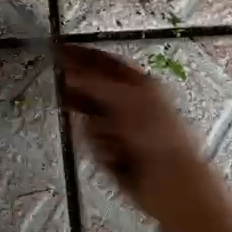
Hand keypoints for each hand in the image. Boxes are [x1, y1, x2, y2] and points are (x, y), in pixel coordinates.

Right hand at [60, 45, 207, 218]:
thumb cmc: (157, 134)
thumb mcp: (124, 98)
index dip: (82, 55)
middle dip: (78, 88)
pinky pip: (95, 141)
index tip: (60, 50)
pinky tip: (112, 152)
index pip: (104, 62)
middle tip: (61, 85)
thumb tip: (71, 74)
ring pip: (92, 116)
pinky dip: (98, 145)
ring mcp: (123, 128)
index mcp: (141, 84)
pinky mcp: (115, 151)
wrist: (171, 181)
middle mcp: (132, 103)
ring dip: (91, 122)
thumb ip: (94, 83)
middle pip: (94, 88)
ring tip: (98, 131)